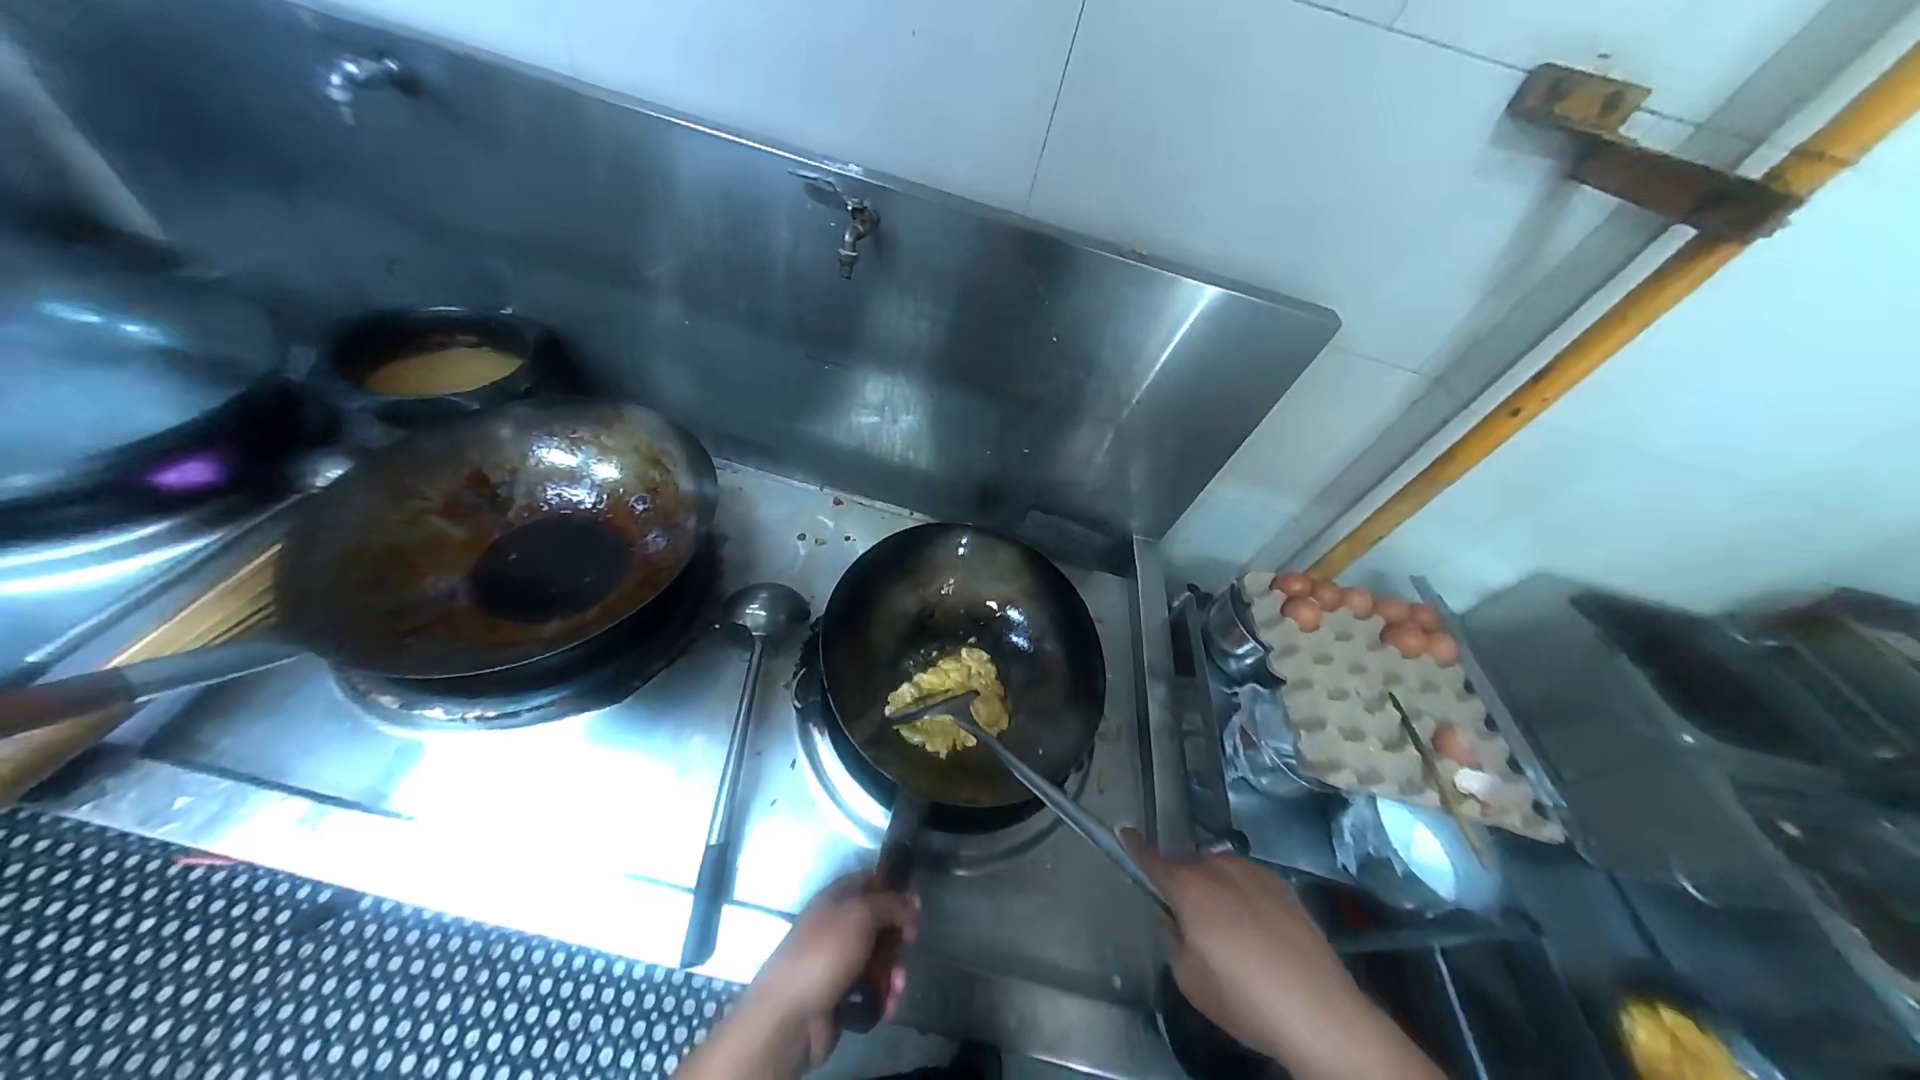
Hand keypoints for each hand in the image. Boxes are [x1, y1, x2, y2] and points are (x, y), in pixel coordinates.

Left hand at [681, 869, 918, 1077]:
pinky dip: (883, 997)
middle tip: (907, 946)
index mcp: (836, 899)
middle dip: (897, 939)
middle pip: (879, 924)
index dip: (893, 890)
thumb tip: (914, 901)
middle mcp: (837, 927)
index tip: (913, 906)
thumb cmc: (824, 952)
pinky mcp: (841, 996)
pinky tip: (887, 1005)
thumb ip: (891, 904)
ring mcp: (838, 963)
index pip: (870, 882)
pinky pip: (871, 991)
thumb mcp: (861, 914)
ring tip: (895, 987)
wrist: (788, 1015)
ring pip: (878, 960)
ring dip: (893, 973)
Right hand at [1121, 829, 1442, 1079]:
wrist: (1320, 1012)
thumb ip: (1173, 937)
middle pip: (1188, 865)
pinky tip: (1258, 932)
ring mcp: (1254, 873)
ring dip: (1214, 887)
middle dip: (1182, 881)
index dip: (1135, 845)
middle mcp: (1218, 868)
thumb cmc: (1243, 997)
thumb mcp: (1189, 977)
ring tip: (1228, 929)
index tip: (1124, 831)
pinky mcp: (1284, 886)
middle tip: (1188, 917)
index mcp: (1188, 886)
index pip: (1152, 858)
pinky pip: (1248, 881)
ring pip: (1220, 871)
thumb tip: (1177, 919)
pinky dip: (1243, 895)